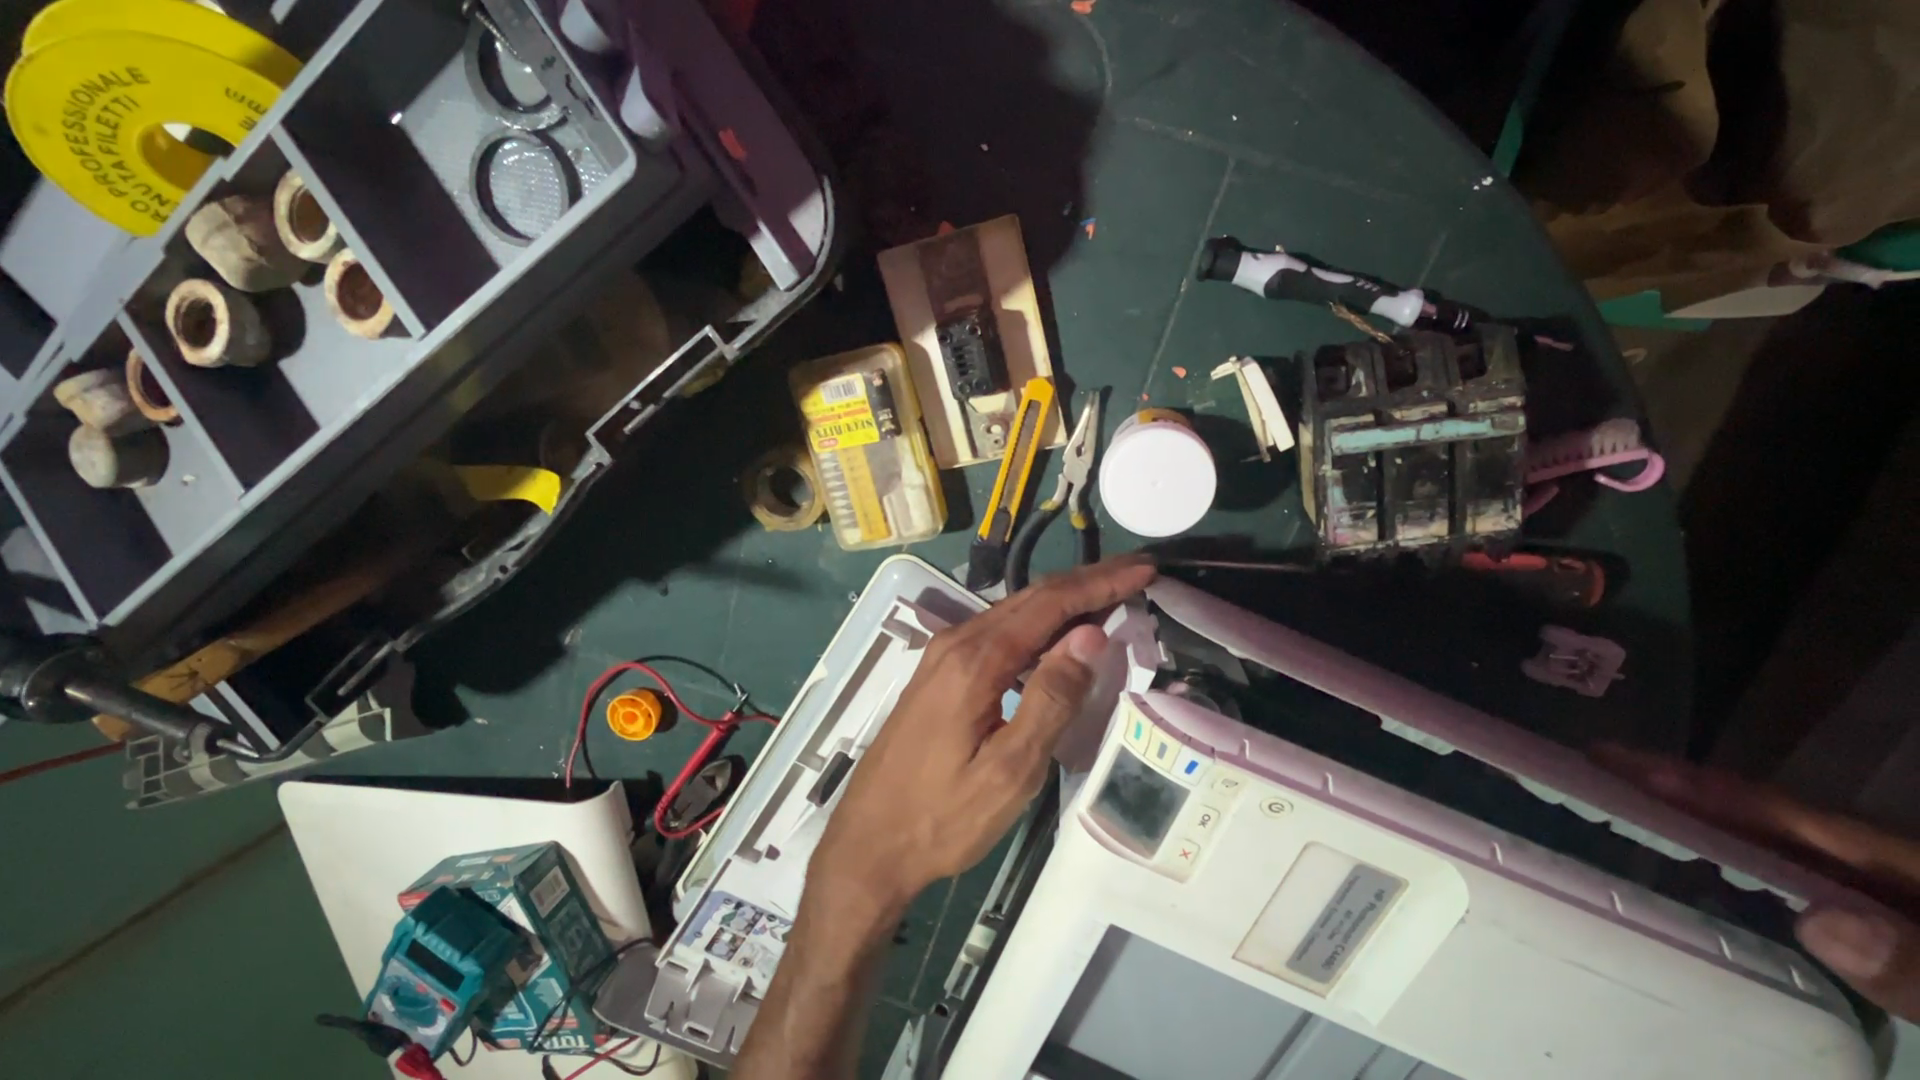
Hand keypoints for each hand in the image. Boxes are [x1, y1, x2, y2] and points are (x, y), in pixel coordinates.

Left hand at [809, 555, 1157, 915]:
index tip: (1145, 569)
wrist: (868, 844)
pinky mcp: (938, 676)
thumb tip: (1091, 633)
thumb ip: (1051, 699)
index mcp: (974, 660)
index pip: (1049, 604)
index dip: (1100, 583)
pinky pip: (997, 634)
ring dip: (1063, 602)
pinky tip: (1058, 639)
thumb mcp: (1009, 769)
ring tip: (1111, 598)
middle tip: (1138, 574)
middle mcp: (955, 644)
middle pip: (1031, 598)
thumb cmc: (942, 817)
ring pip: (1013, 614)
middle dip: (1087, 583)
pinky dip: (1037, 626)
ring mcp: (942, 658)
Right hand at [1593, 744, 1919, 1020]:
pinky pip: (1811, 895)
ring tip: (1626, 814)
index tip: (1606, 755)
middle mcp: (1900, 873)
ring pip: (1793, 859)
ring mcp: (1899, 903)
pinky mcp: (1900, 934)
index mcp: (1914, 868)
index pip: (1787, 818)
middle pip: (1776, 826)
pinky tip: (1715, 881)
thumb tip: (1815, 921)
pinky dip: (1750, 878)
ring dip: (1708, 832)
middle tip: (1590, 777)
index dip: (1695, 784)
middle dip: (1682, 796)